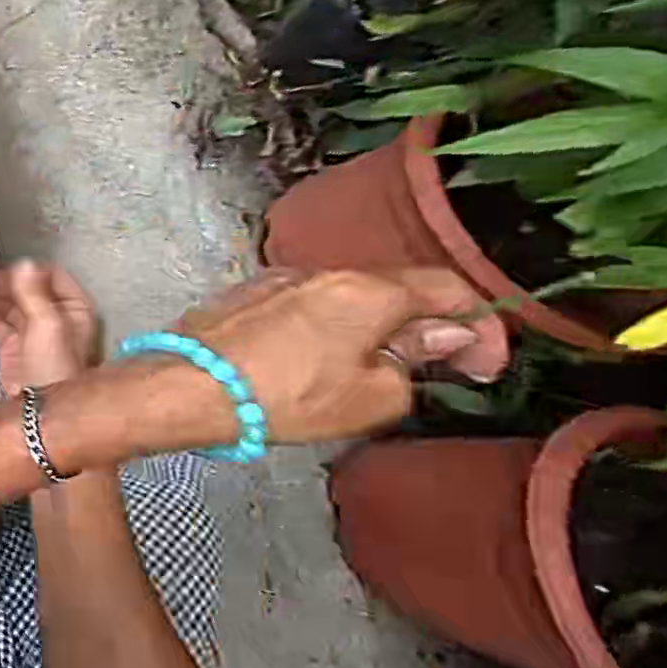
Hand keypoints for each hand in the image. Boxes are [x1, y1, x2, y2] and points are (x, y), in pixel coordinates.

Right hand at [0, 262, 100, 396]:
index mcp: (73, 309)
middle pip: (22, 288)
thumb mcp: (47, 327)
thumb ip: (33, 294)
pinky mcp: (11, 344)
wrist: (38, 415)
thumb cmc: (56, 375)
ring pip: (4, 302)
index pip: (49, 276)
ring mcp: (30, 331)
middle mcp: (53, 317)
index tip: (1, 270)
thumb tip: (24, 265)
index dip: (24, 271)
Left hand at [146, 268, 508, 446]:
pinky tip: (311, 361)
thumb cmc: (283, 395)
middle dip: (418, 326)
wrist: (187, 386)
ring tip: (362, 372)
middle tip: (426, 372)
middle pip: (388, 288)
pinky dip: (320, 326)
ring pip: (338, 297)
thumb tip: (433, 335)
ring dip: (365, 327)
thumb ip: (413, 359)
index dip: (478, 326)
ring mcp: (267, 281)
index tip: (478, 368)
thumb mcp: (374, 395)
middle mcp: (312, 272)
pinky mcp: (236, 297)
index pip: (445, 287)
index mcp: (360, 289)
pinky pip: (296, 305)